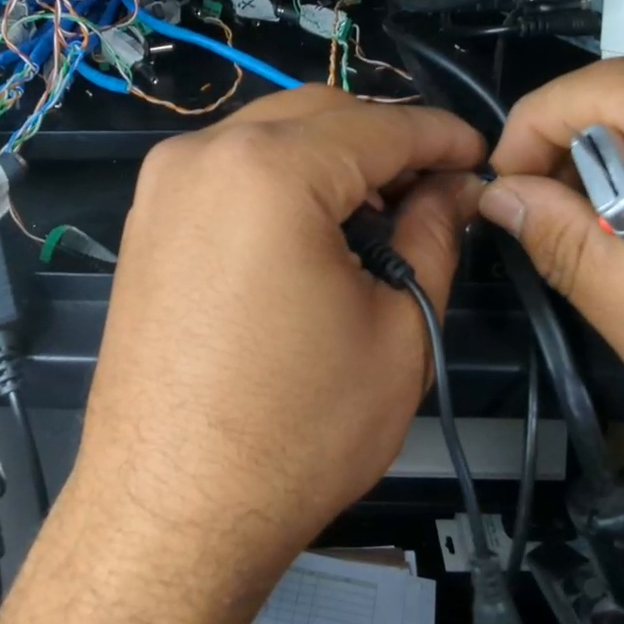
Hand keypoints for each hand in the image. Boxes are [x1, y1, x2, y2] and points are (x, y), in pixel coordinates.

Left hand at [82, 85, 485, 546]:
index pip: (380, 126)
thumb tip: (450, 189)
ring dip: (330, 158)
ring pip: (268, 135)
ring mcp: (162, 185)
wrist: (170, 508)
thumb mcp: (398, 332)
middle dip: (384, 141)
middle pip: (318, 115)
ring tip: (375, 216)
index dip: (441, 136)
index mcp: (269, 171)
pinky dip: (279, 179)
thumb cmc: (295, 431)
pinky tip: (310, 230)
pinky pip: (227, 170)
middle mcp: (203, 155)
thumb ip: (432, 236)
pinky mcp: (145, 220)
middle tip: (431, 189)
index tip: (478, 155)